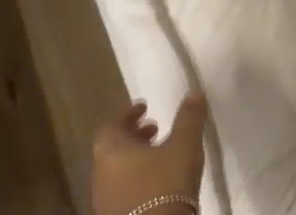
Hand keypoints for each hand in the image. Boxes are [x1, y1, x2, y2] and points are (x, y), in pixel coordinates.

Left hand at [92, 92, 209, 214]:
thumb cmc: (166, 180)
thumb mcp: (185, 143)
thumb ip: (189, 117)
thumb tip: (194, 93)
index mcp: (112, 153)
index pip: (109, 127)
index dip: (126, 114)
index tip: (145, 106)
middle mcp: (102, 175)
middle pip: (111, 148)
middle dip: (134, 134)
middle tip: (156, 126)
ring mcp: (106, 198)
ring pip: (117, 168)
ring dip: (136, 155)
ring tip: (162, 150)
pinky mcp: (117, 213)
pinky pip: (122, 186)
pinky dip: (137, 173)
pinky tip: (159, 175)